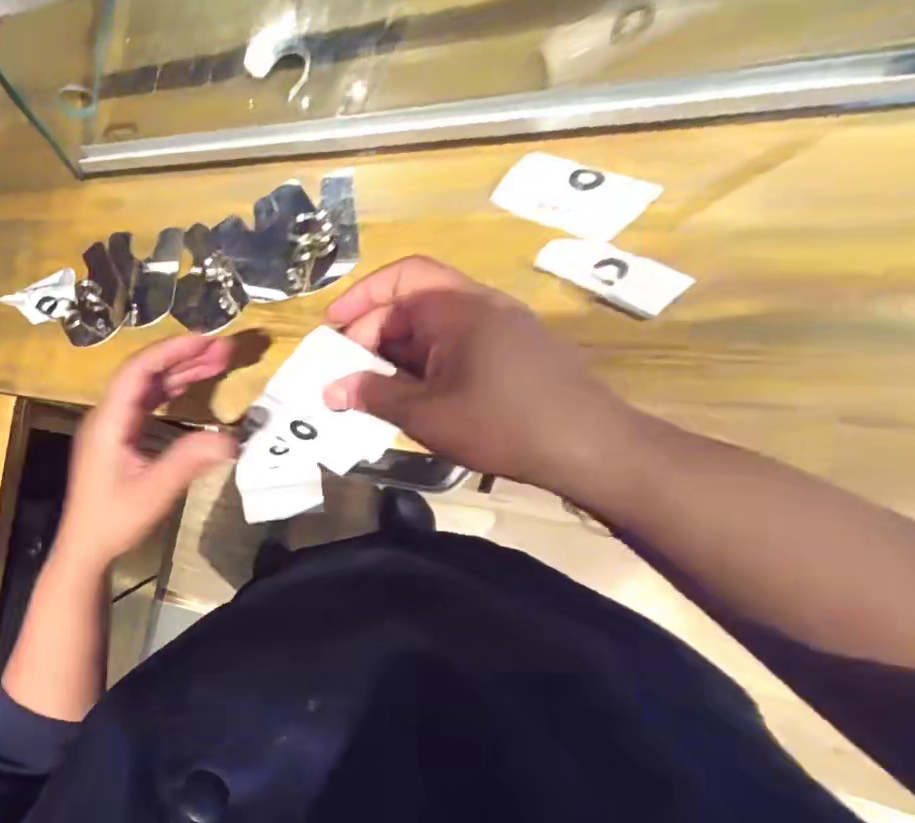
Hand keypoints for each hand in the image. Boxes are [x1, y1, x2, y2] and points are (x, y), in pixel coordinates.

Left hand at [51, 336, 237, 573]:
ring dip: (180, 373)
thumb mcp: (154, 492)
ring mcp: (111, 427)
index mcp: (108, 422)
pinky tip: (192, 388)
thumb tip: (231, 440)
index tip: (206, 341)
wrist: (86, 547)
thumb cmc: (113, 521)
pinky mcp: (118, 440)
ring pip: (146, 388)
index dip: (172, 351)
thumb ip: (188, 462)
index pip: (138, 370)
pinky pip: (145, 405)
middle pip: (144, 373)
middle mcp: (107, 417)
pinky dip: (170, 393)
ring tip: (217, 363)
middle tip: (224, 350)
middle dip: (184, 358)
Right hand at [320, 255, 638, 487]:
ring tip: (371, 382)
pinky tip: (412, 392)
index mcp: (457, 308)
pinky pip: (456, 341)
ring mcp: (501, 326)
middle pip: (415, 296)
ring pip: (435, 321)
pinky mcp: (513, 350)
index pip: (397, 285)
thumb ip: (374, 395)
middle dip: (374, 324)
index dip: (358, 306)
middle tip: (347, 361)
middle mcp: (481, 304)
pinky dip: (425, 358)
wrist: (584, 444)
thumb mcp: (425, 414)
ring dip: (398, 346)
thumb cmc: (499, 423)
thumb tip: (332, 388)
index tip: (330, 337)